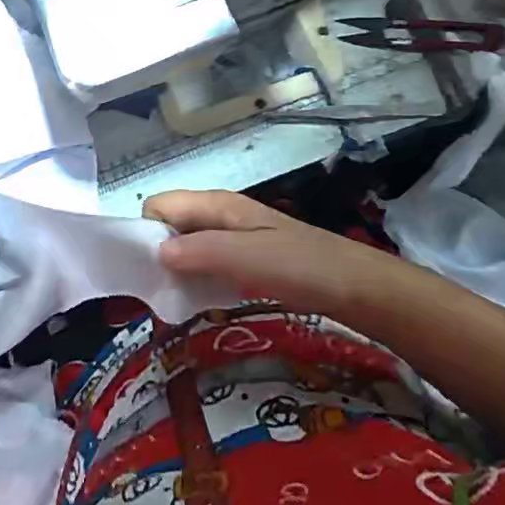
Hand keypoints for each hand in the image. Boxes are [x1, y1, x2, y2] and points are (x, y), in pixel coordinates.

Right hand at [144, 190, 400, 315]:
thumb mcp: (249, 257)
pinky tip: (206, 298)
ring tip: (180, 300)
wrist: (357, 285)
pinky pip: (205, 258)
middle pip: (169, 224)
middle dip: (158, 253)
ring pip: (185, 242)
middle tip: (163, 292)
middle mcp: (218, 212)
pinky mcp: (244, 253)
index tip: (151, 271)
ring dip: (176, 267)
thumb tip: (156, 253)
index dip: (147, 233)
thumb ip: (202, 251)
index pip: (158, 206)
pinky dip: (197, 275)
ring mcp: (232, 232)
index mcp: (216, 204)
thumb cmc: (302, 266)